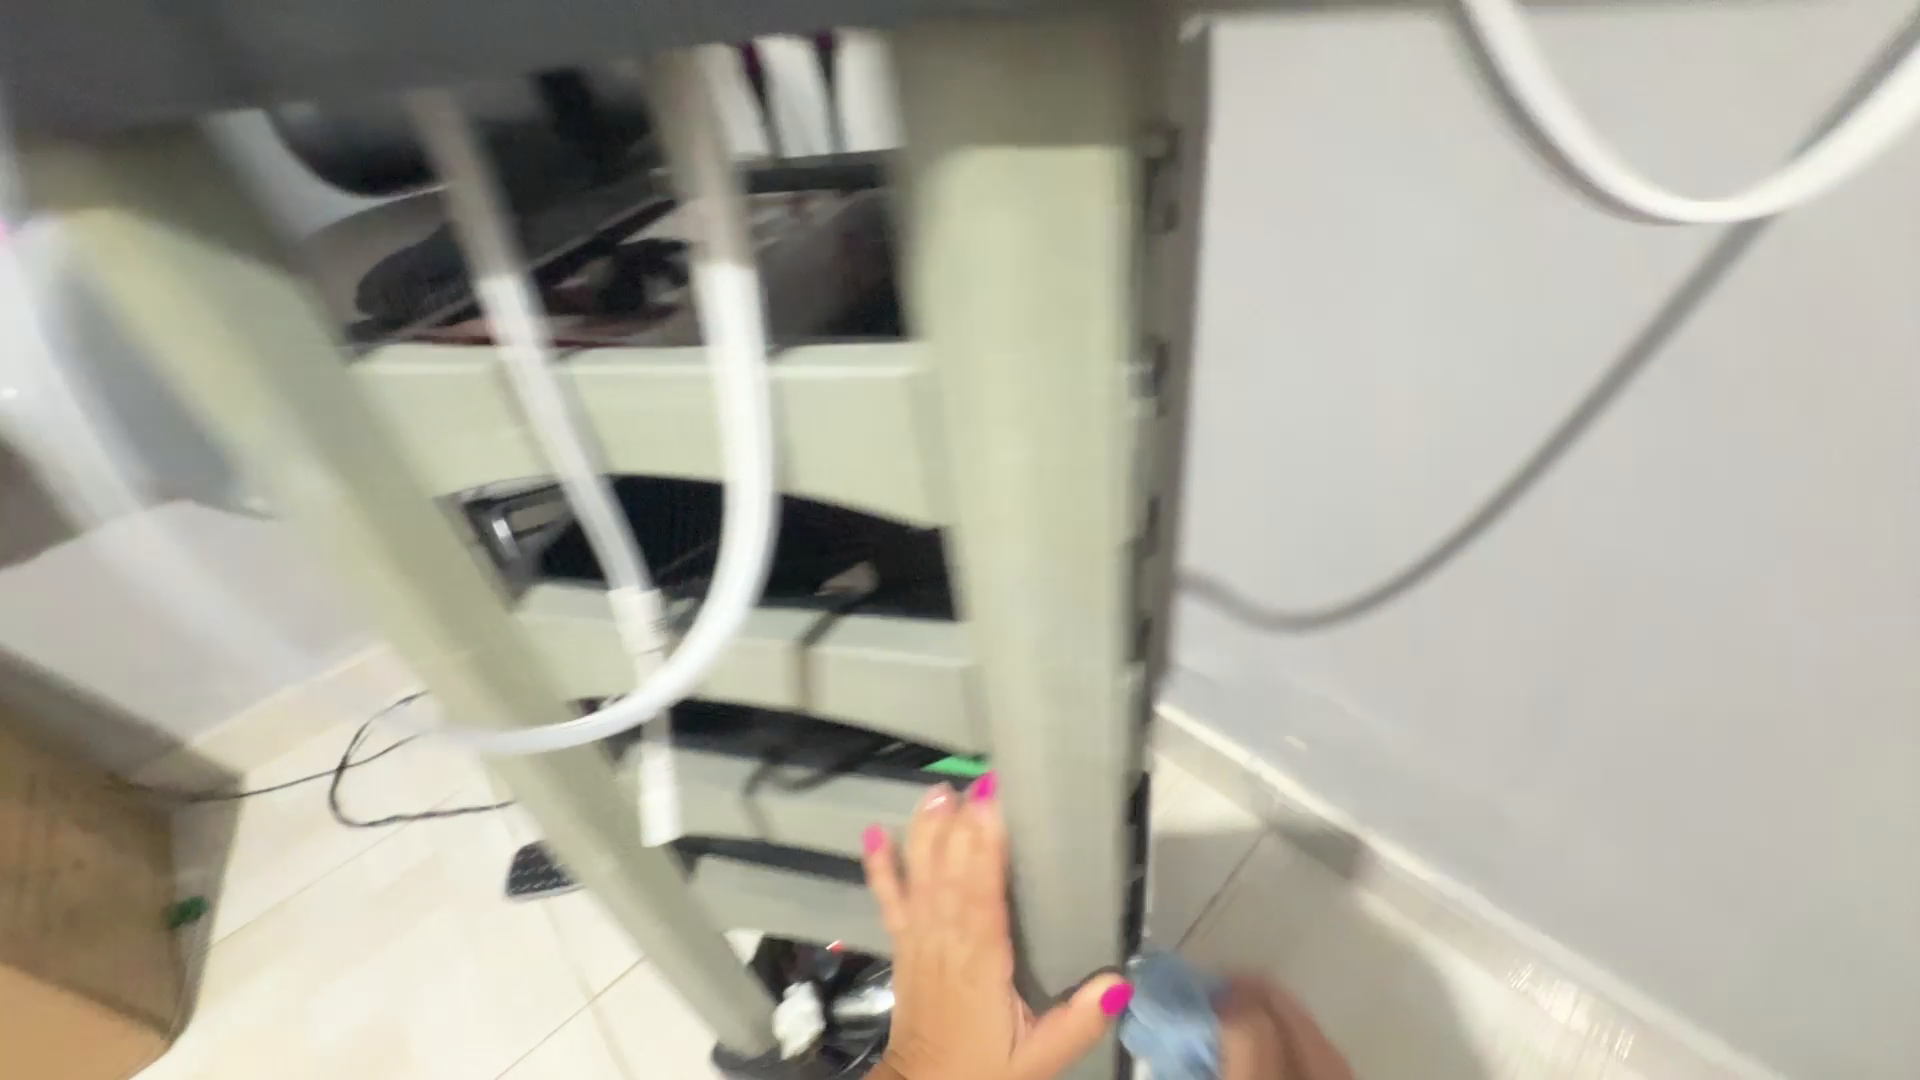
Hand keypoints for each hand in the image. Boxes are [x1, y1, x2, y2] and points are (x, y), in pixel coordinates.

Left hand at [861, 775, 1131, 1079]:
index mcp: (981, 959)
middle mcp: (945, 938)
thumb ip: (1078, 1021)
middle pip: (952, 873)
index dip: (985, 847)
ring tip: (938, 791)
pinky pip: (888, 898)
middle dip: (963, 825)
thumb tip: (1120, 982)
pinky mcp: (901, 941)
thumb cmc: (983, 1067)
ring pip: (921, 875)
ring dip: (927, 832)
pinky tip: (873, 832)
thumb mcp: (1039, 1058)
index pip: (982, 893)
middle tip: (978, 781)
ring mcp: (918, 935)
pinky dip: (879, 865)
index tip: (994, 805)